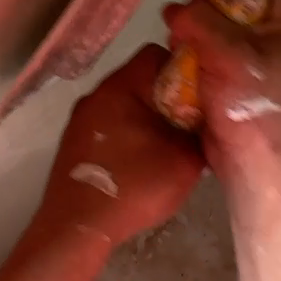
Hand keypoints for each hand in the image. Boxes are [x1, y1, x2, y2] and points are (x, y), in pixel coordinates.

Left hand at [35, 45, 205, 247]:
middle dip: (166, 97)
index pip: (154, 54)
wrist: (77, 226)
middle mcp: (96, 94)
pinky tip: (139, 161)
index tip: (197, 96)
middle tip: (186, 124)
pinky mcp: (74, 140)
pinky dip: (127, 133)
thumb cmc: (133, 187)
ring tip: (165, 146)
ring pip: (124, 103)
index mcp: (120, 87)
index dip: (181, 69)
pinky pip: (108, 123)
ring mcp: (81, 117)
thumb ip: (200, 134)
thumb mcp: (184, 161)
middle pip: (139, 78)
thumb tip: (206, 122)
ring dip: (146, 118)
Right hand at [162, 0, 280, 192]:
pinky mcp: (241, 84)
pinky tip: (182, 69)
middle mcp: (280, 38)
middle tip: (184, 25)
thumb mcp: (226, 52)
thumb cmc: (254, 108)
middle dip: (206, 9)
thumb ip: (198, 19)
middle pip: (238, 0)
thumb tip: (172, 9)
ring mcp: (261, 64)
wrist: (259, 173)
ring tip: (180, 49)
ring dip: (196, 37)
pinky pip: (214, 56)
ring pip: (221, 30)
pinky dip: (196, 59)